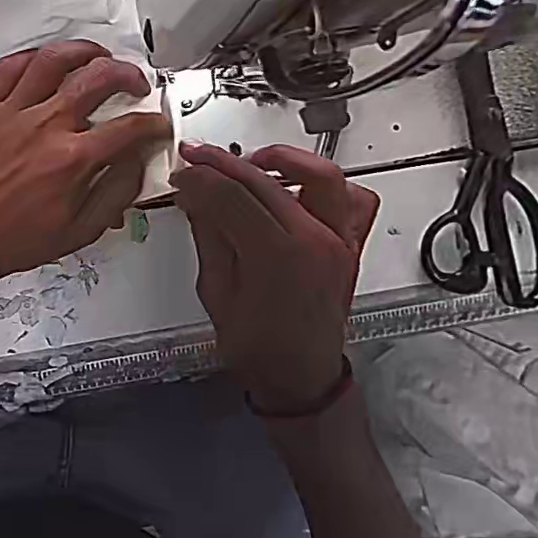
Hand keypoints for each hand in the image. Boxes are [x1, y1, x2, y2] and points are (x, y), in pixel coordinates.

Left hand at [0, 40, 171, 310]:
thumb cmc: (12, 239)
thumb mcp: (81, 230)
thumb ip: (117, 192)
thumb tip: (137, 163)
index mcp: (72, 160)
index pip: (129, 126)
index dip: (153, 123)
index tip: (155, 125)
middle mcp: (45, 128)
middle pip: (99, 76)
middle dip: (129, 74)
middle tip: (136, 84)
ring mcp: (14, 114)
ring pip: (54, 59)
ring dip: (84, 51)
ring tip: (98, 57)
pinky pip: (9, 67)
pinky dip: (32, 57)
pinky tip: (46, 62)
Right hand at [172, 142, 378, 411]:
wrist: (300, 378)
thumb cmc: (259, 350)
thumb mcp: (216, 292)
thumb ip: (209, 237)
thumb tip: (196, 197)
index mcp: (275, 257)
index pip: (230, 195)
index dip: (200, 178)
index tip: (183, 173)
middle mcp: (314, 242)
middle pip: (264, 180)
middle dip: (224, 164)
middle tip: (199, 160)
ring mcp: (338, 241)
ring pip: (319, 174)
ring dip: (282, 160)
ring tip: (252, 162)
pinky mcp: (350, 245)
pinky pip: (354, 200)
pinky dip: (327, 186)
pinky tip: (298, 188)